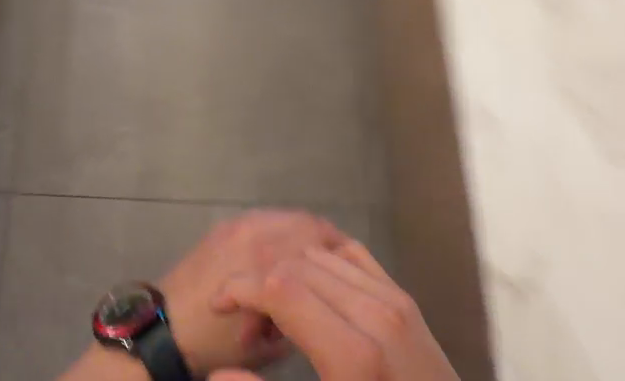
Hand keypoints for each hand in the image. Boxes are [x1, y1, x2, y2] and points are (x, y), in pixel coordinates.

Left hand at [157, 210, 349, 375]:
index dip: (342, 261)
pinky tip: (288, 253)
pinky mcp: (226, 225)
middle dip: (329, 244)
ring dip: (307, 234)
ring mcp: (238, 224)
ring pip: (288, 217)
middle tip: (343, 267)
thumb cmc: (218, 344)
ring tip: (318, 260)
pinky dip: (284, 230)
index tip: (355, 277)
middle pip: (308, 225)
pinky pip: (266, 218)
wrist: (165, 329)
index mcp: (267, 261)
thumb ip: (299, 313)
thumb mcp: (270, 343)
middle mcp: (255, 233)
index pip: (319, 247)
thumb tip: (318, 298)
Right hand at [207, 242, 459, 380]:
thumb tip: (219, 372)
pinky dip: (321, 259)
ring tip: (271, 308)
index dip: (240, 289)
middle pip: (297, 266)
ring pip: (323, 255)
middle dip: (259, 281)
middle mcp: (376, 315)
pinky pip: (353, 256)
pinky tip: (307, 283)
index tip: (219, 306)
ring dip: (287, 271)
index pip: (280, 287)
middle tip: (243, 319)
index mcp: (353, 355)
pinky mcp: (406, 302)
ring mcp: (396, 303)